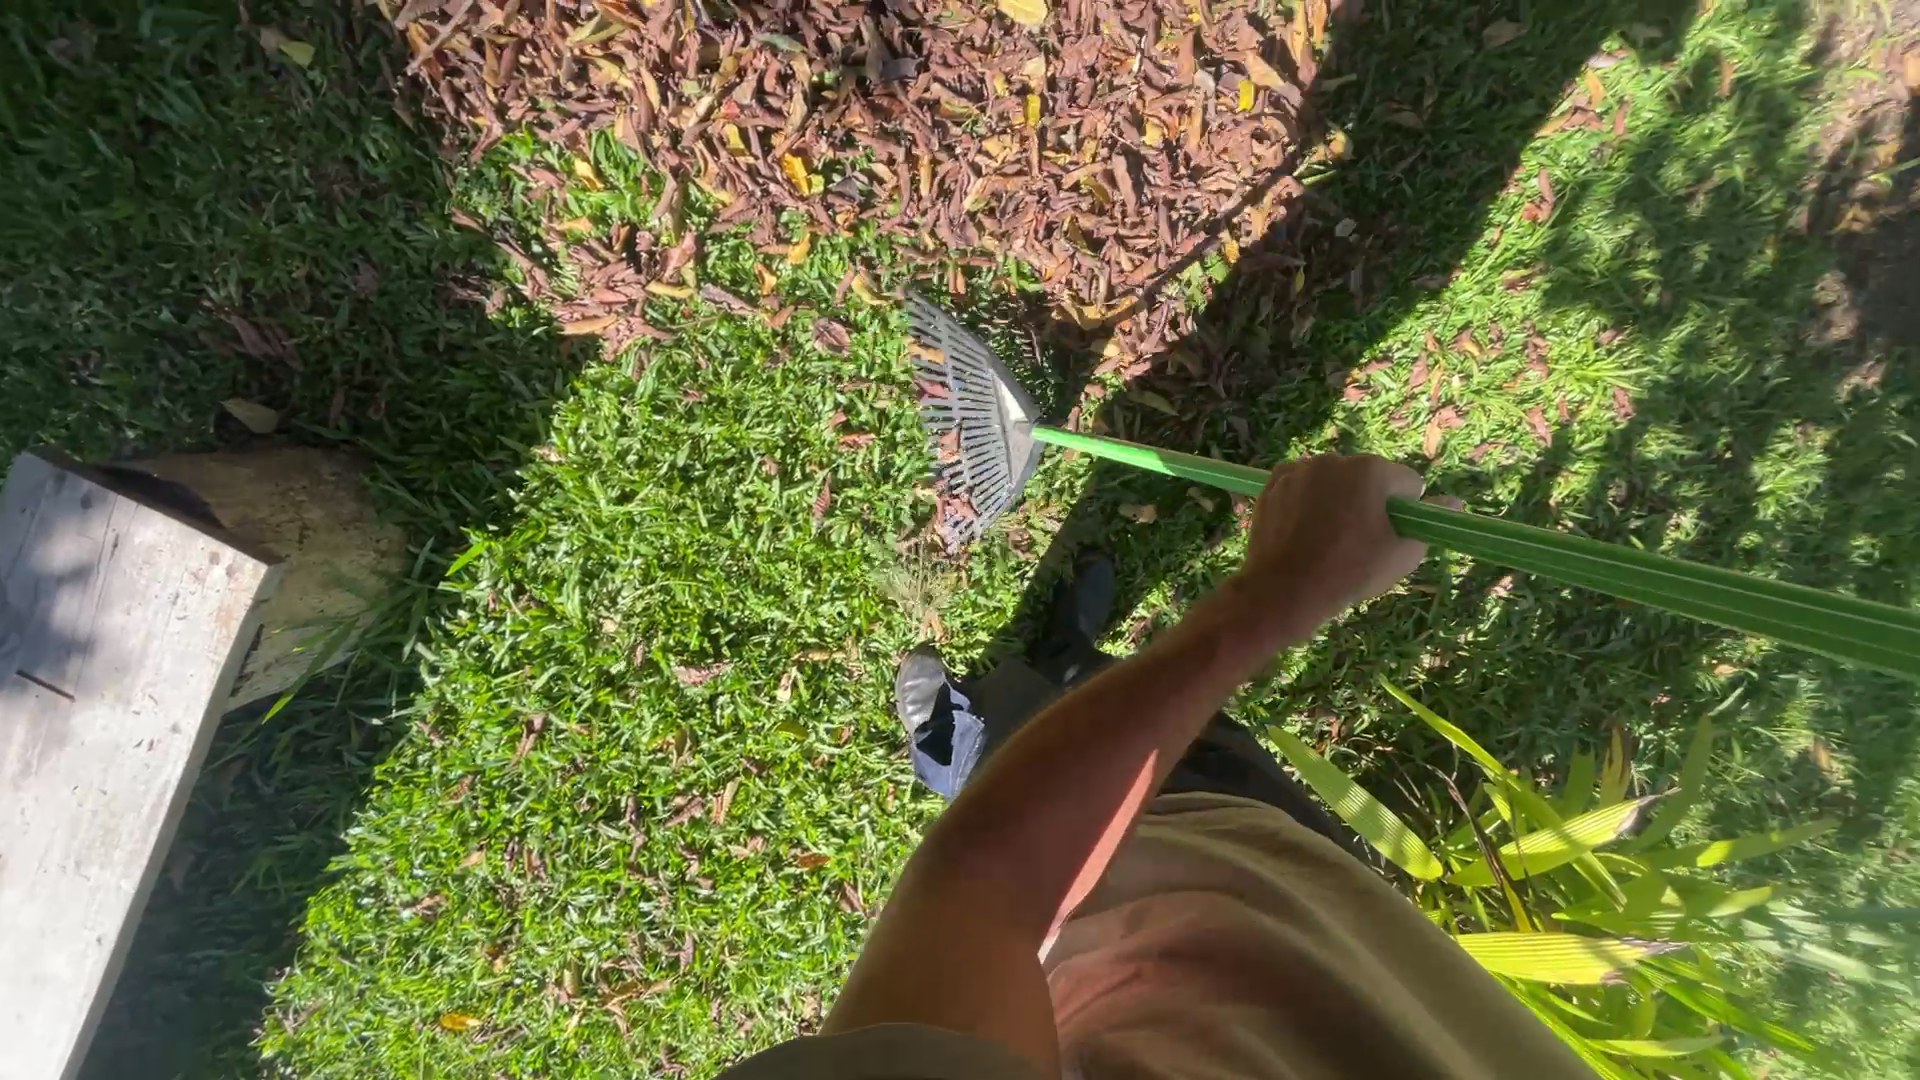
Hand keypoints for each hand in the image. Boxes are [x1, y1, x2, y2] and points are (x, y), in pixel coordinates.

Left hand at [1235, 454, 1451, 641]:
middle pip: (1365, 477)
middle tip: (1357, 537)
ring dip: (1335, 498)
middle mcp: (1332, 461)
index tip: (1391, 533)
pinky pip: (1300, 487)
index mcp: (1370, 470)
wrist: (1284, 588)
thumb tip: (1453, 501)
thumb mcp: (1403, 552)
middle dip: (1368, 500)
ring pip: (1330, 481)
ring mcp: (1297, 471)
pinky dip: (1304, 500)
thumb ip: (1429, 522)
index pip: (1405, 482)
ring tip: (1327, 536)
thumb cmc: (1349, 571)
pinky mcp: (1271, 485)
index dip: (1405, 509)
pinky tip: (1302, 528)